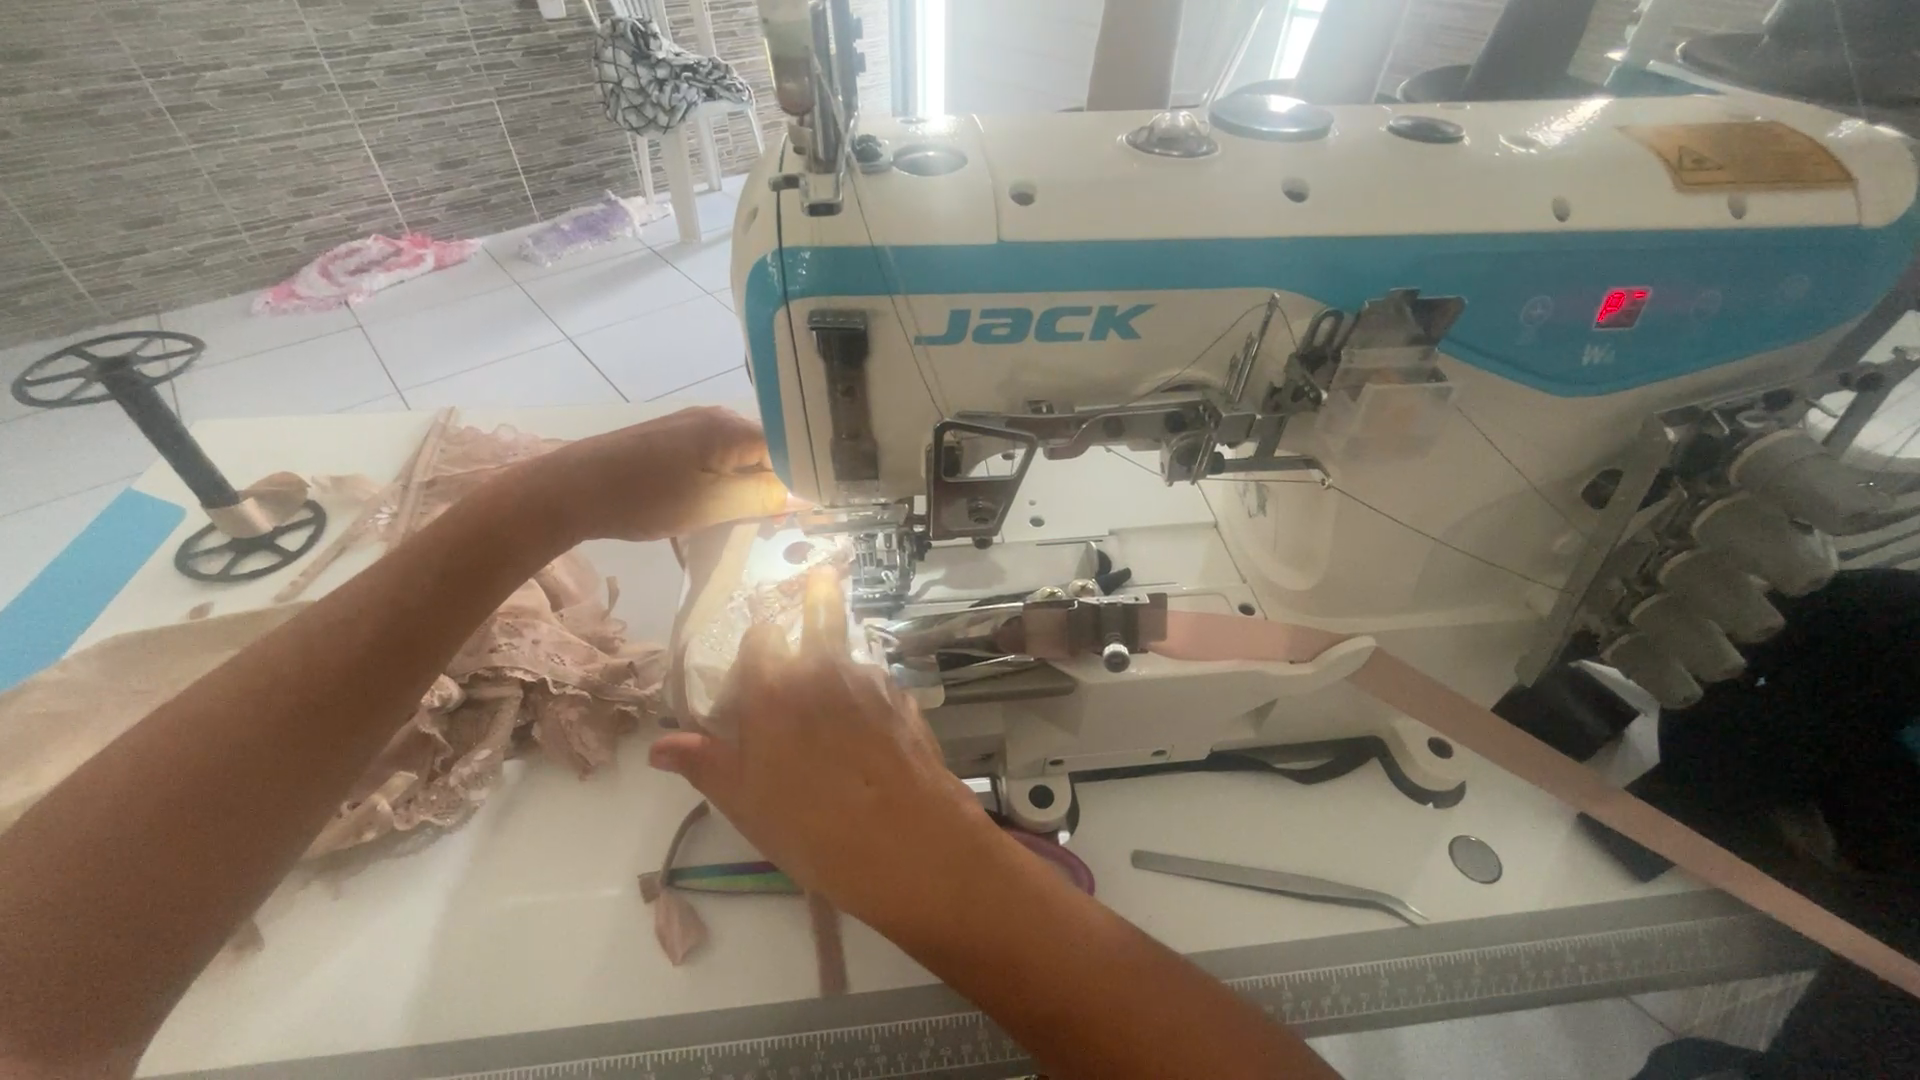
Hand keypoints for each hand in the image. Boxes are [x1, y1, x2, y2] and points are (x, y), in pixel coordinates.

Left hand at [529, 407, 789, 542]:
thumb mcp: (712, 505)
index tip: (795, 517)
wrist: (569, 489)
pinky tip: (708, 507)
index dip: (798, 483)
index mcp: (732, 428)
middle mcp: (716, 416)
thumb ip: (763, 497)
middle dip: (772, 487)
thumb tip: (807, 494)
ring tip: (737, 521)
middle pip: (765, 452)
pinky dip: (720, 483)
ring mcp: (691, 424)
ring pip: (738, 457)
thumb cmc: (645, 498)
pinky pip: (714, 459)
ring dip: (744, 488)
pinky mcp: (670, 438)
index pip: (789, 450)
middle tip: (769, 526)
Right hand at [648, 573, 1007, 929]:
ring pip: (852, 649)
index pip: (758, 637)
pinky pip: (878, 683)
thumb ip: (705, 763)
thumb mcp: (744, 802)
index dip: (755, 643)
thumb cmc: (811, 826)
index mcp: (773, 688)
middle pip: (821, 612)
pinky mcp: (906, 700)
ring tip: (840, 667)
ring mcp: (871, 681)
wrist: (907, 842)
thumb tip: (660, 746)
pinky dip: (868, 689)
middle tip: (822, 575)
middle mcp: (823, 669)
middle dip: (819, 592)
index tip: (754, 656)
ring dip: (843, 650)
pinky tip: (869, 721)